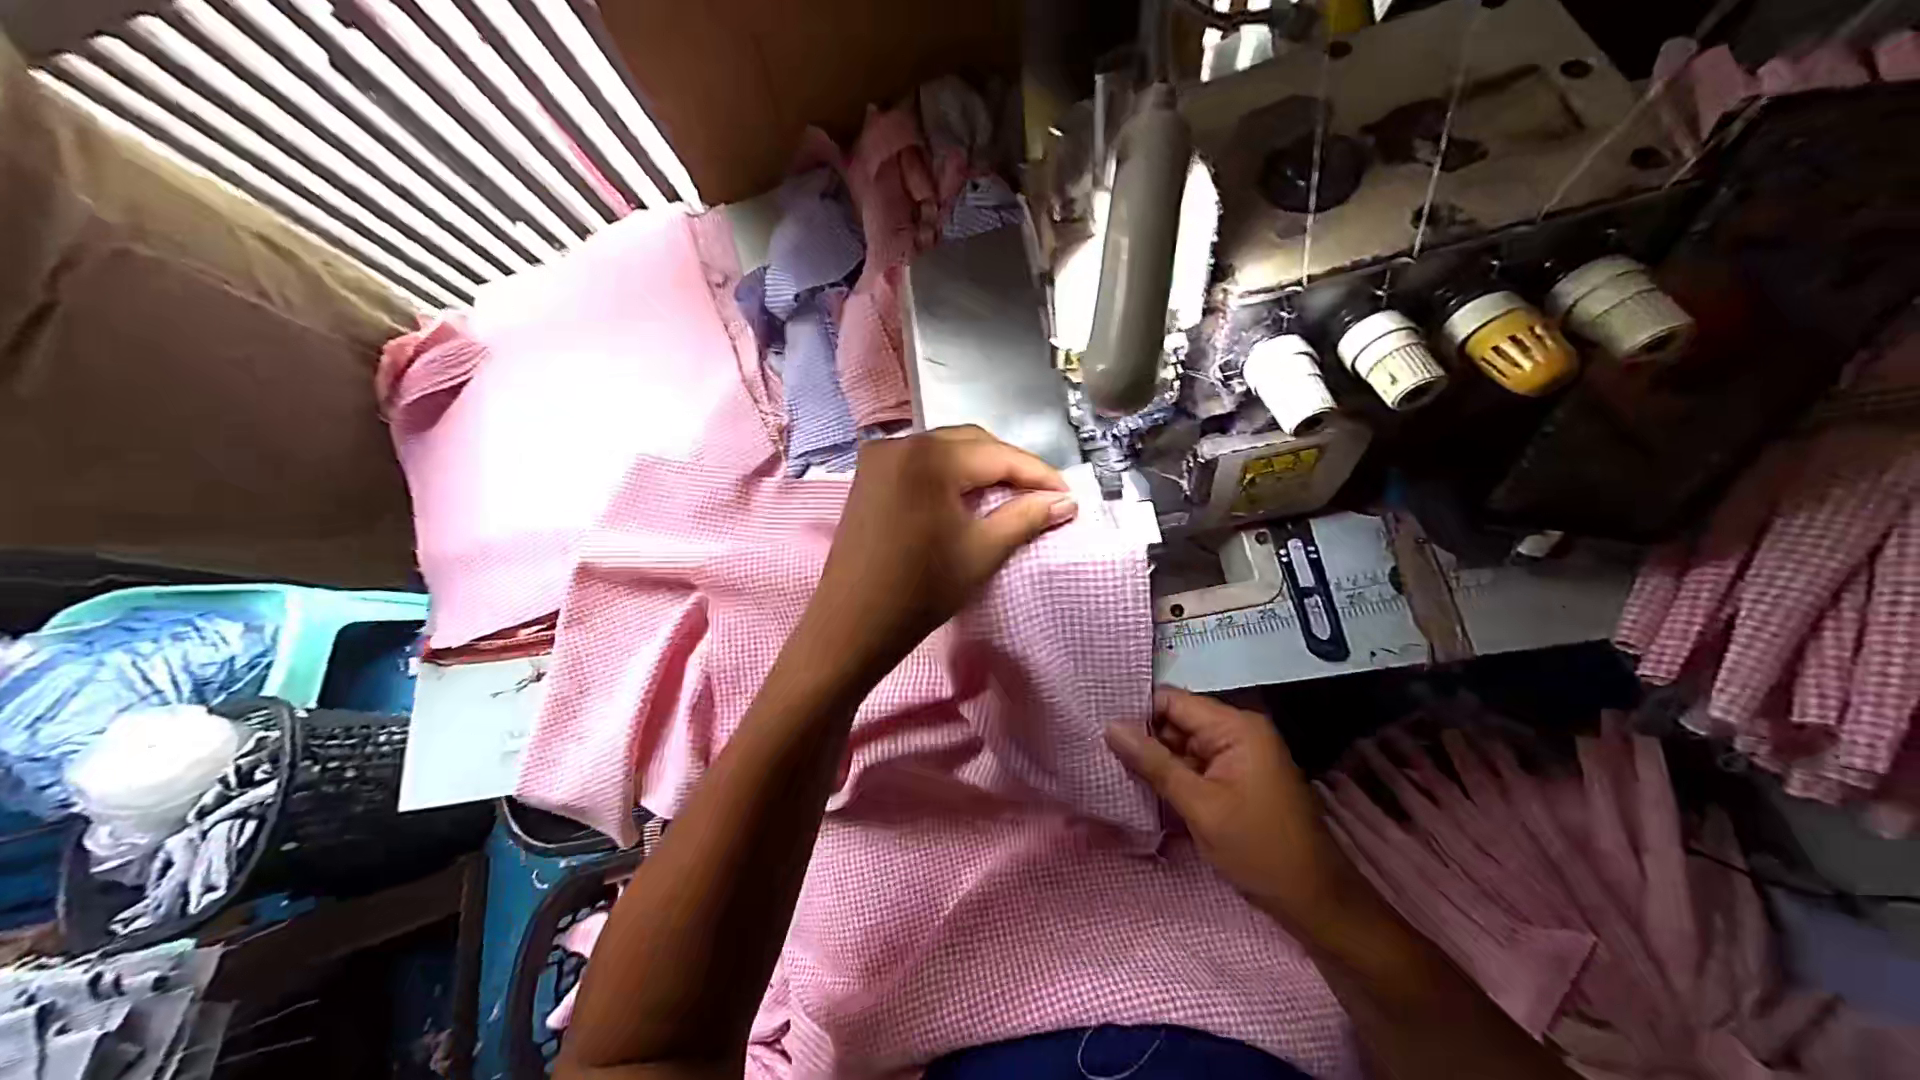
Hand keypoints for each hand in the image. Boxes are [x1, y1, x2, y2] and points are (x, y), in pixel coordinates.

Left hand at [805, 425, 1077, 681]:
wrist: (852, 626)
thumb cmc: (921, 590)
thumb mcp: (982, 551)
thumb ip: (1026, 517)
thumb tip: (1066, 501)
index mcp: (930, 457)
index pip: (998, 455)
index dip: (1038, 474)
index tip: (1068, 495)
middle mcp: (901, 443)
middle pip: (971, 443)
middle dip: (1009, 466)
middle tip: (1042, 496)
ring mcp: (879, 458)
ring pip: (945, 449)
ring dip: (979, 467)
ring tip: (1010, 494)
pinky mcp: (867, 476)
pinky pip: (920, 462)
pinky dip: (948, 473)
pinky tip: (965, 495)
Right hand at [1105, 687, 1363, 931]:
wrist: (1316, 902)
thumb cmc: (1259, 850)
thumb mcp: (1200, 806)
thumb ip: (1154, 763)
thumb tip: (1110, 727)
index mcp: (1237, 727)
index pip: (1173, 701)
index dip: (1137, 712)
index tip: (1100, 728)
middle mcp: (1238, 732)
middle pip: (1176, 722)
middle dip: (1142, 738)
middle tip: (1100, 753)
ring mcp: (1238, 757)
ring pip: (1182, 745)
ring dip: (1154, 761)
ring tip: (1112, 769)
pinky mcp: (1235, 779)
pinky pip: (1194, 766)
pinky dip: (1171, 777)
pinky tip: (1142, 788)